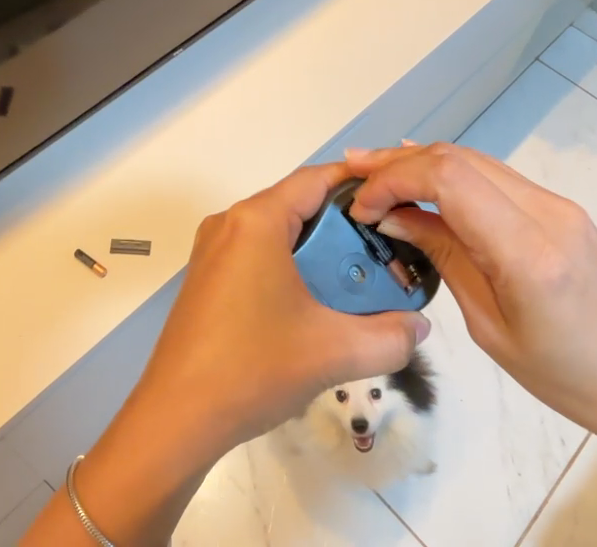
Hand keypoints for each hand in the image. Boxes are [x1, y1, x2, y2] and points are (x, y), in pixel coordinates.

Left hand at [130, 163, 431, 466]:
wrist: (177, 417)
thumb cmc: (253, 368)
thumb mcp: (333, 351)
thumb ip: (389, 338)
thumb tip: (419, 327)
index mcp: (257, 220)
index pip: (317, 179)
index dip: (360, 184)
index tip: (398, 199)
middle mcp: (230, 223)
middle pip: (299, 207)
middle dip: (345, 229)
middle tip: (387, 254)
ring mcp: (213, 251)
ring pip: (279, 234)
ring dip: (319, 254)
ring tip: (359, 285)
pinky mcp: (207, 278)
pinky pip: (259, 256)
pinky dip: (292, 269)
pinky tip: (316, 306)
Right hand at [345, 142, 596, 449]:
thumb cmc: (567, 377)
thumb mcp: (489, 327)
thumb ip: (444, 257)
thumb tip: (394, 218)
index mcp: (527, 251)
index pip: (448, 179)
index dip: (394, 180)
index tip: (361, 207)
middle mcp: (545, 211)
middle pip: (458, 158)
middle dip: (398, 161)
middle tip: (352, 170)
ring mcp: (557, 204)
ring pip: (474, 159)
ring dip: (421, 162)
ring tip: (373, 172)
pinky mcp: (560, 208)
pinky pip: (493, 177)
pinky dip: (450, 175)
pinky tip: (420, 182)